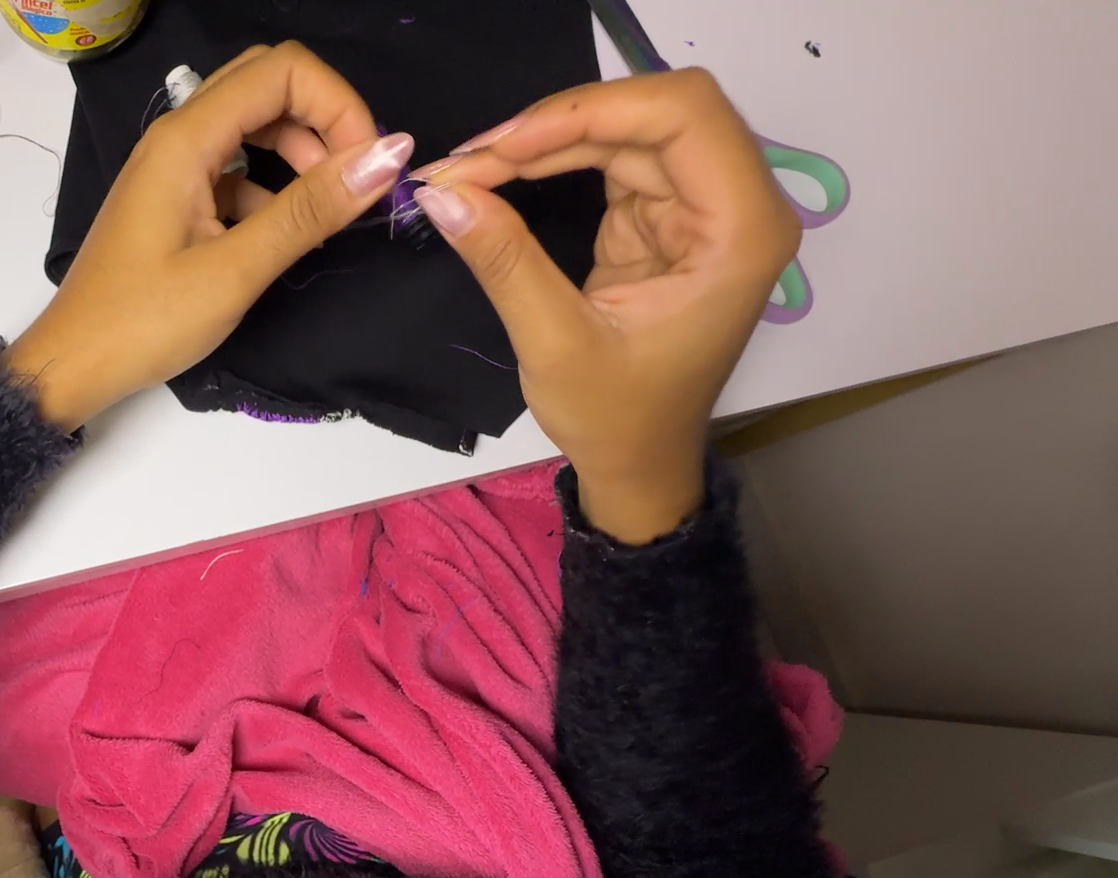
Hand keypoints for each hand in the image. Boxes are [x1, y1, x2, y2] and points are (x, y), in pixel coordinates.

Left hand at [7, 43, 416, 430]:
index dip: (338, 104)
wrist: (75, 364)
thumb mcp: (233, 270)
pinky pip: (229, 175)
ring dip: (295, 157)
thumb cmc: (144, 323)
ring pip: (247, 132)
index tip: (367, 168)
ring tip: (322, 213)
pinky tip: (278, 236)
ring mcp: (170, 173)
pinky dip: (266, 191)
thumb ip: (307, 210)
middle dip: (320, 122)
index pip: (281, 72)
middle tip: (351, 184)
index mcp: (185, 140)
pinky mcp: (170, 206)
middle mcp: (175, 140)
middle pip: (263, 89)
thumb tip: (389, 153)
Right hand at [409, 69, 800, 541]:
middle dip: (554, 127)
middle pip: (648, 118)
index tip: (499, 147)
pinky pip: (605, 170)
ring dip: (542, 147)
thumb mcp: (554, 343)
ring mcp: (694, 211)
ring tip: (469, 169)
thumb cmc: (615, 418)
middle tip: (468, 158)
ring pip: (621, 138)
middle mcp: (731, 204)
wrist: (636, 461)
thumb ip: (505, 261)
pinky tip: (499, 179)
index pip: (679, 118)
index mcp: (738, 231)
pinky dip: (548, 171)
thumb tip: (441, 195)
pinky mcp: (657, 224)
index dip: (586, 113)